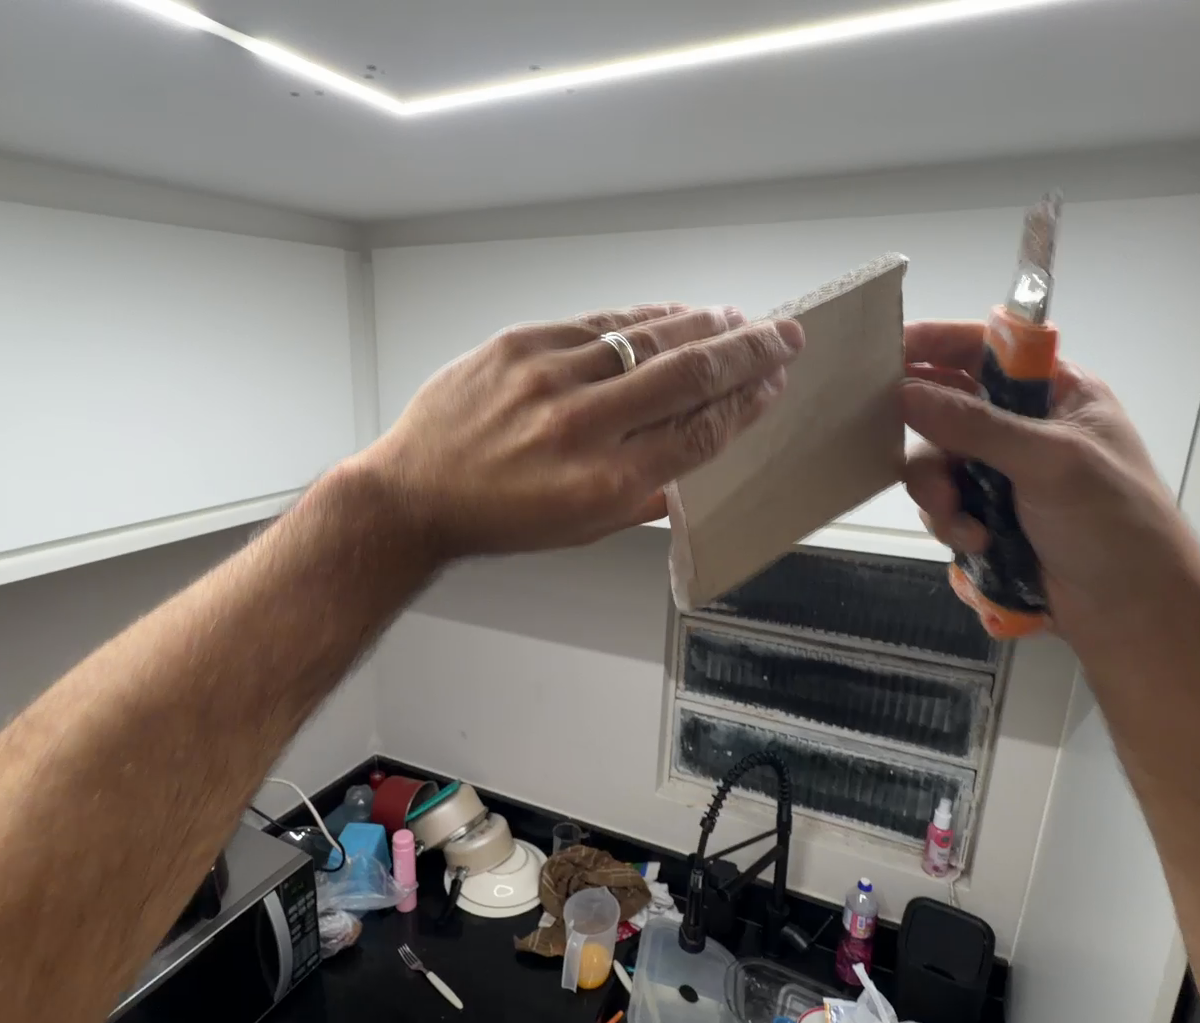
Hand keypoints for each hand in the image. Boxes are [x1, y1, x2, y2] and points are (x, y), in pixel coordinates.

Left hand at [353, 304, 803, 558]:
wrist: (415, 494)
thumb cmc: (498, 520)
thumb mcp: (581, 529)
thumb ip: (644, 496)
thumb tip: (694, 457)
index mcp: (606, 483)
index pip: (700, 431)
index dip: (746, 403)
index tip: (773, 383)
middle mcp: (584, 427)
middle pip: (689, 375)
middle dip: (749, 351)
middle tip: (785, 335)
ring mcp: (549, 378)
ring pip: (648, 339)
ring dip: (704, 325)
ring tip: (738, 319)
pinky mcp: (519, 345)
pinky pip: (599, 323)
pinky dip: (643, 317)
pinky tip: (672, 315)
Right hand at [898, 320, 1199, 645]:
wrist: (1131, 611)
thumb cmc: (1114, 522)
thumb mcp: (1050, 462)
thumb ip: (976, 426)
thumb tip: (903, 393)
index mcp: (1053, 392)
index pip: (982, 348)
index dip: (933, 344)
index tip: (883, 357)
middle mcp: (1020, 425)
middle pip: (942, 408)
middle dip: (930, 444)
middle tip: (927, 465)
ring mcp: (997, 472)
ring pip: (931, 463)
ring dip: (938, 495)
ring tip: (965, 525)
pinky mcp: (981, 513)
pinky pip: (938, 504)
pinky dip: (948, 523)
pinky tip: (975, 543)